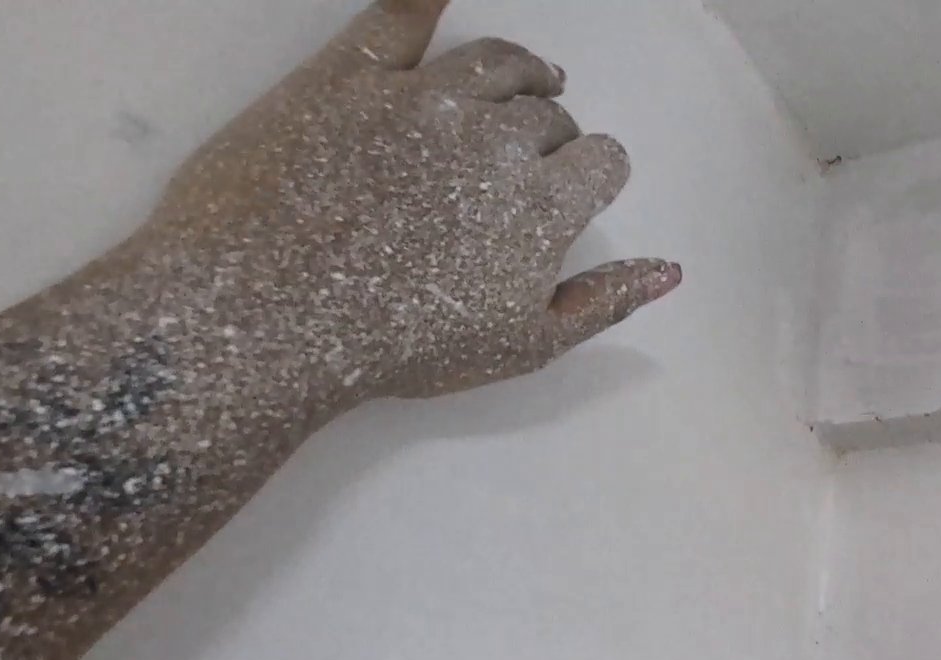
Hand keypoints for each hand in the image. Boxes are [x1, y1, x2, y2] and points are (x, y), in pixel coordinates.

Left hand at [139, 0, 679, 401]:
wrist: (270, 316)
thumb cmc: (413, 344)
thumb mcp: (530, 343)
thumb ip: (606, 300)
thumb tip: (670, 272)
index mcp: (543, 203)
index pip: (603, 159)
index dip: (602, 173)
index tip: (587, 190)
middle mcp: (493, 136)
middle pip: (550, 111)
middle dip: (557, 135)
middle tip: (539, 163)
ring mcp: (420, 97)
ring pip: (496, 60)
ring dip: (524, 70)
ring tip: (532, 79)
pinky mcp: (348, 75)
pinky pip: (397, 14)